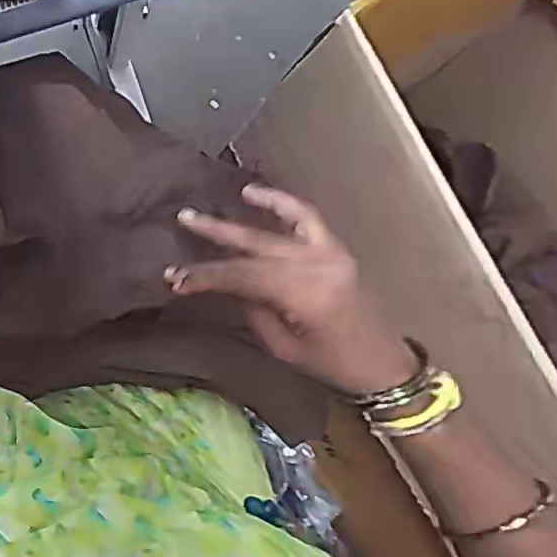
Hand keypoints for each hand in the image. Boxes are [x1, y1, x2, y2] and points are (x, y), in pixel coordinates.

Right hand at [167, 183, 417, 392]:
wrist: (383, 363)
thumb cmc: (332, 364)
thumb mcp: (283, 346)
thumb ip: (256, 310)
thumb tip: (231, 284)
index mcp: (306, 295)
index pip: (243, 276)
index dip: (206, 275)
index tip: (174, 278)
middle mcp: (318, 266)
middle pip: (255, 247)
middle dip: (214, 237)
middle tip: (182, 223)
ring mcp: (330, 253)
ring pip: (272, 231)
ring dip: (235, 220)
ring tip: (202, 213)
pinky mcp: (336, 249)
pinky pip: (305, 217)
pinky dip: (279, 202)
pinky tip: (253, 193)